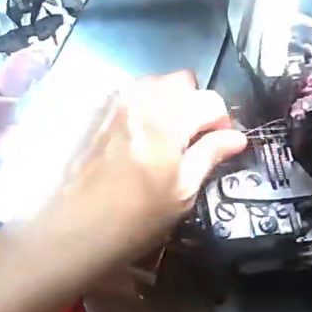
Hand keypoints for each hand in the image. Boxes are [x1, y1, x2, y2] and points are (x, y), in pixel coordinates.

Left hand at [7, 72, 247, 294]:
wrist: (75, 229)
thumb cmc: (135, 220)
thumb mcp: (181, 193)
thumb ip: (209, 156)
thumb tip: (236, 138)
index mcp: (166, 122)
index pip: (209, 101)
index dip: (222, 122)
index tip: (220, 144)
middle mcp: (140, 102)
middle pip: (182, 81)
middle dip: (195, 103)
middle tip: (195, 138)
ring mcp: (115, 104)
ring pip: (155, 83)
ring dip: (170, 102)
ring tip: (169, 138)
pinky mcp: (98, 112)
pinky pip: (131, 94)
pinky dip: (145, 106)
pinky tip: (142, 137)